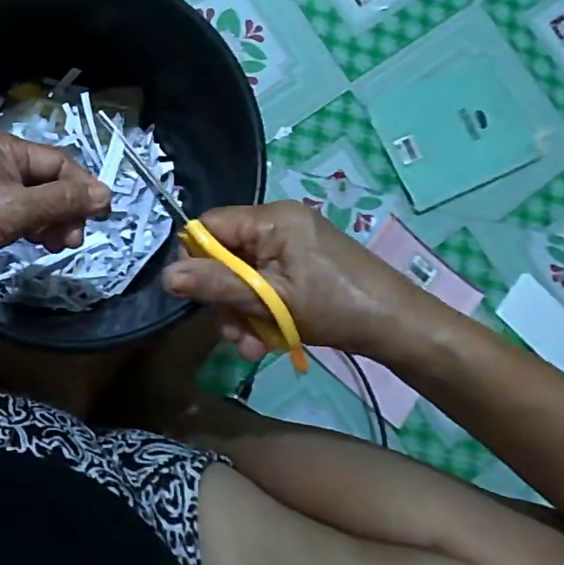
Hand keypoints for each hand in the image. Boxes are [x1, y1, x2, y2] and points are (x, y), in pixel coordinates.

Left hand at [0, 133, 111, 272]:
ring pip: (43, 201)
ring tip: (61, 245)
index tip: (102, 214)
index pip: (60, 163)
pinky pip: (29, 214)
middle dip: (68, 209)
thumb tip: (108, 195)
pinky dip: (41, 228)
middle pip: (53, 182)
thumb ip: (65, 200)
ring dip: (57, 222)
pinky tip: (45, 243)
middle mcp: (4, 161)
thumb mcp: (21, 208)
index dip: (83, 187)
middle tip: (75, 238)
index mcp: (8, 148)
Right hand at [160, 201, 428, 361]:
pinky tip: (268, 339)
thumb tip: (166, 276)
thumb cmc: (335, 307)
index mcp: (272, 218)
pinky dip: (262, 309)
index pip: (210, 225)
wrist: (397, 325)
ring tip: (253, 346)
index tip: (199, 296)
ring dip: (243, 312)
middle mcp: (279, 222)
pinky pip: (266, 281)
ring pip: (244, 274)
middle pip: (226, 254)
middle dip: (225, 298)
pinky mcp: (302, 262)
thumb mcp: (271, 300)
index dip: (197, 259)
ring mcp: (293, 243)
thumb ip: (218, 286)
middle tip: (235, 335)